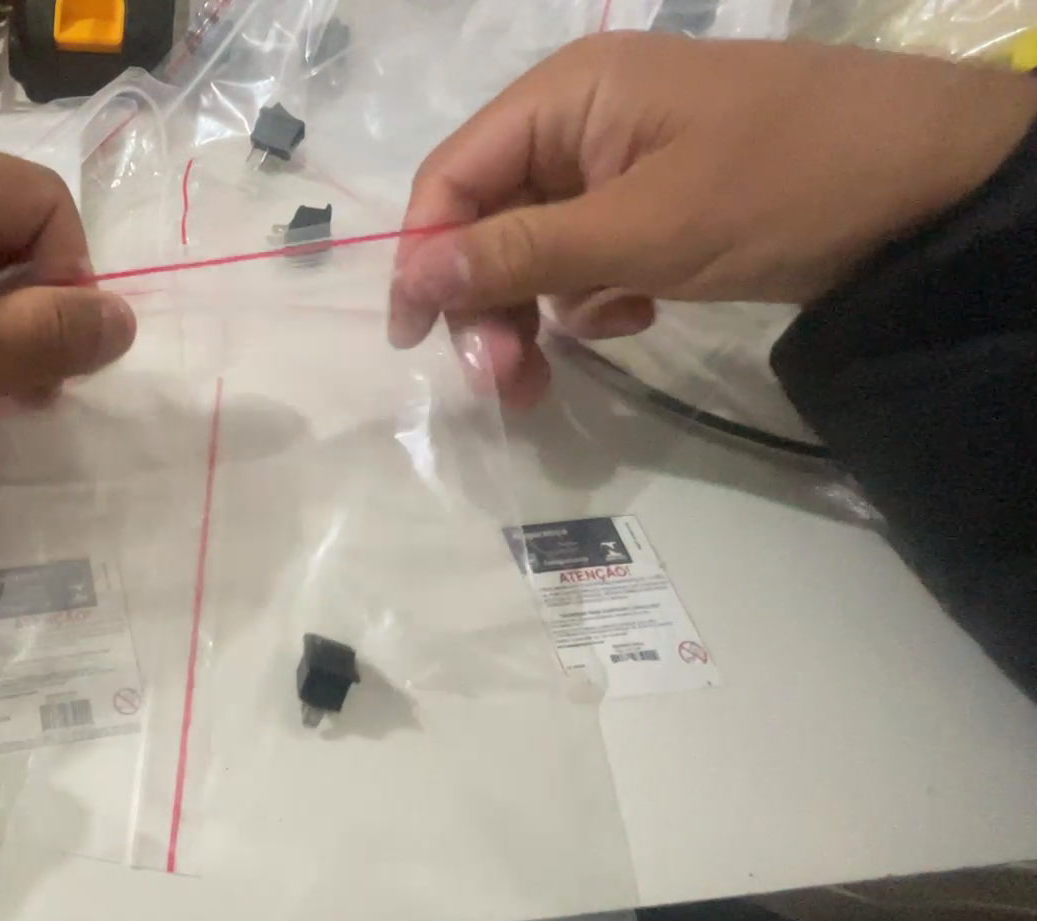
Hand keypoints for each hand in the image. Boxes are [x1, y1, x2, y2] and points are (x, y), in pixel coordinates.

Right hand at [388, 33, 1036, 408]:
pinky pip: (571, 263)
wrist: (947, 193)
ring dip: (525, 321)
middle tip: (496, 380)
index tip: (415, 335)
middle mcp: (572, 126)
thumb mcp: (640, 229)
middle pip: (480, 226)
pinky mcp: (635, 206)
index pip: (449, 180)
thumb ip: (515, 253)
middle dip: (482, 308)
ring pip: (521, 256)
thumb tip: (413, 277)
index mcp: (565, 98)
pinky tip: (631, 315)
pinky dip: (585, 302)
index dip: (421, 258)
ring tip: (540, 383)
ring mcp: (605, 168)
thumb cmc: (790, 185)